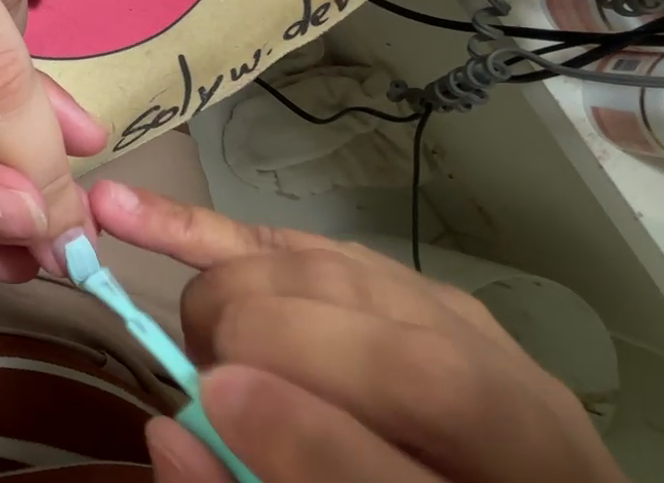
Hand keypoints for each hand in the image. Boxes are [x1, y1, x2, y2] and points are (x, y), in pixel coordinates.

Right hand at [89, 181, 625, 482]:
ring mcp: (481, 340)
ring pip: (345, 278)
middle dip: (260, 346)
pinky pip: (302, 241)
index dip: (308, 437)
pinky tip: (125, 208)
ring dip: (237, 294)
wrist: (444, 474)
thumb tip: (168, 434)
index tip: (208, 399)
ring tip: (203, 342)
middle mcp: (538, 428)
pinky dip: (201, 226)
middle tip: (201, 383)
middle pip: (399, 359)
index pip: (414, 474)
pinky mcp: (407, 283)